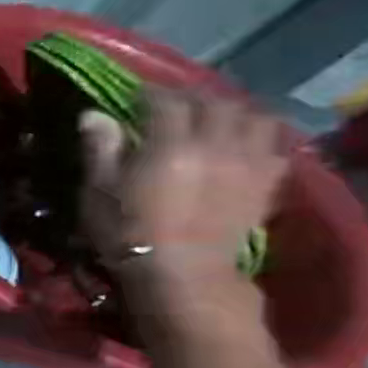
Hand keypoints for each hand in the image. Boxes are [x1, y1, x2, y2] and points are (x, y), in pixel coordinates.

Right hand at [80, 89, 289, 287]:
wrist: (183, 274)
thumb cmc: (128, 233)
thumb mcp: (98, 192)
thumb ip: (100, 149)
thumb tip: (93, 114)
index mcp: (171, 145)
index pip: (166, 101)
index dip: (150, 93)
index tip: (135, 95)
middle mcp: (216, 144)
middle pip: (214, 102)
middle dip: (192, 97)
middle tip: (173, 104)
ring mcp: (249, 161)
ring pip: (253, 116)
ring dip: (233, 110)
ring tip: (214, 117)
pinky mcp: (267, 181)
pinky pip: (274, 143)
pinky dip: (259, 134)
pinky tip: (243, 141)